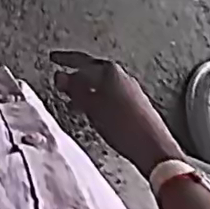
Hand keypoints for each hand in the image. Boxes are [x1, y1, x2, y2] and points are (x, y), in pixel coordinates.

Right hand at [51, 50, 186, 174]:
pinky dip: (99, 99)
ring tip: (75, 101)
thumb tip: (60, 76)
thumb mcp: (91, 106)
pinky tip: (95, 112)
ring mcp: (131, 90)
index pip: (81, 60)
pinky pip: (112, 95)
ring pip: (102, 84)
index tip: (54, 59)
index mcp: (110, 70)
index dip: (64, 60)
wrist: (155, 149)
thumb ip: (73, 88)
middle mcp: (121, 76)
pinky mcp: (137, 105)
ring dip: (87, 90)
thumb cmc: (124, 126)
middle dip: (76, 76)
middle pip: (93, 71)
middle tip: (62, 81)